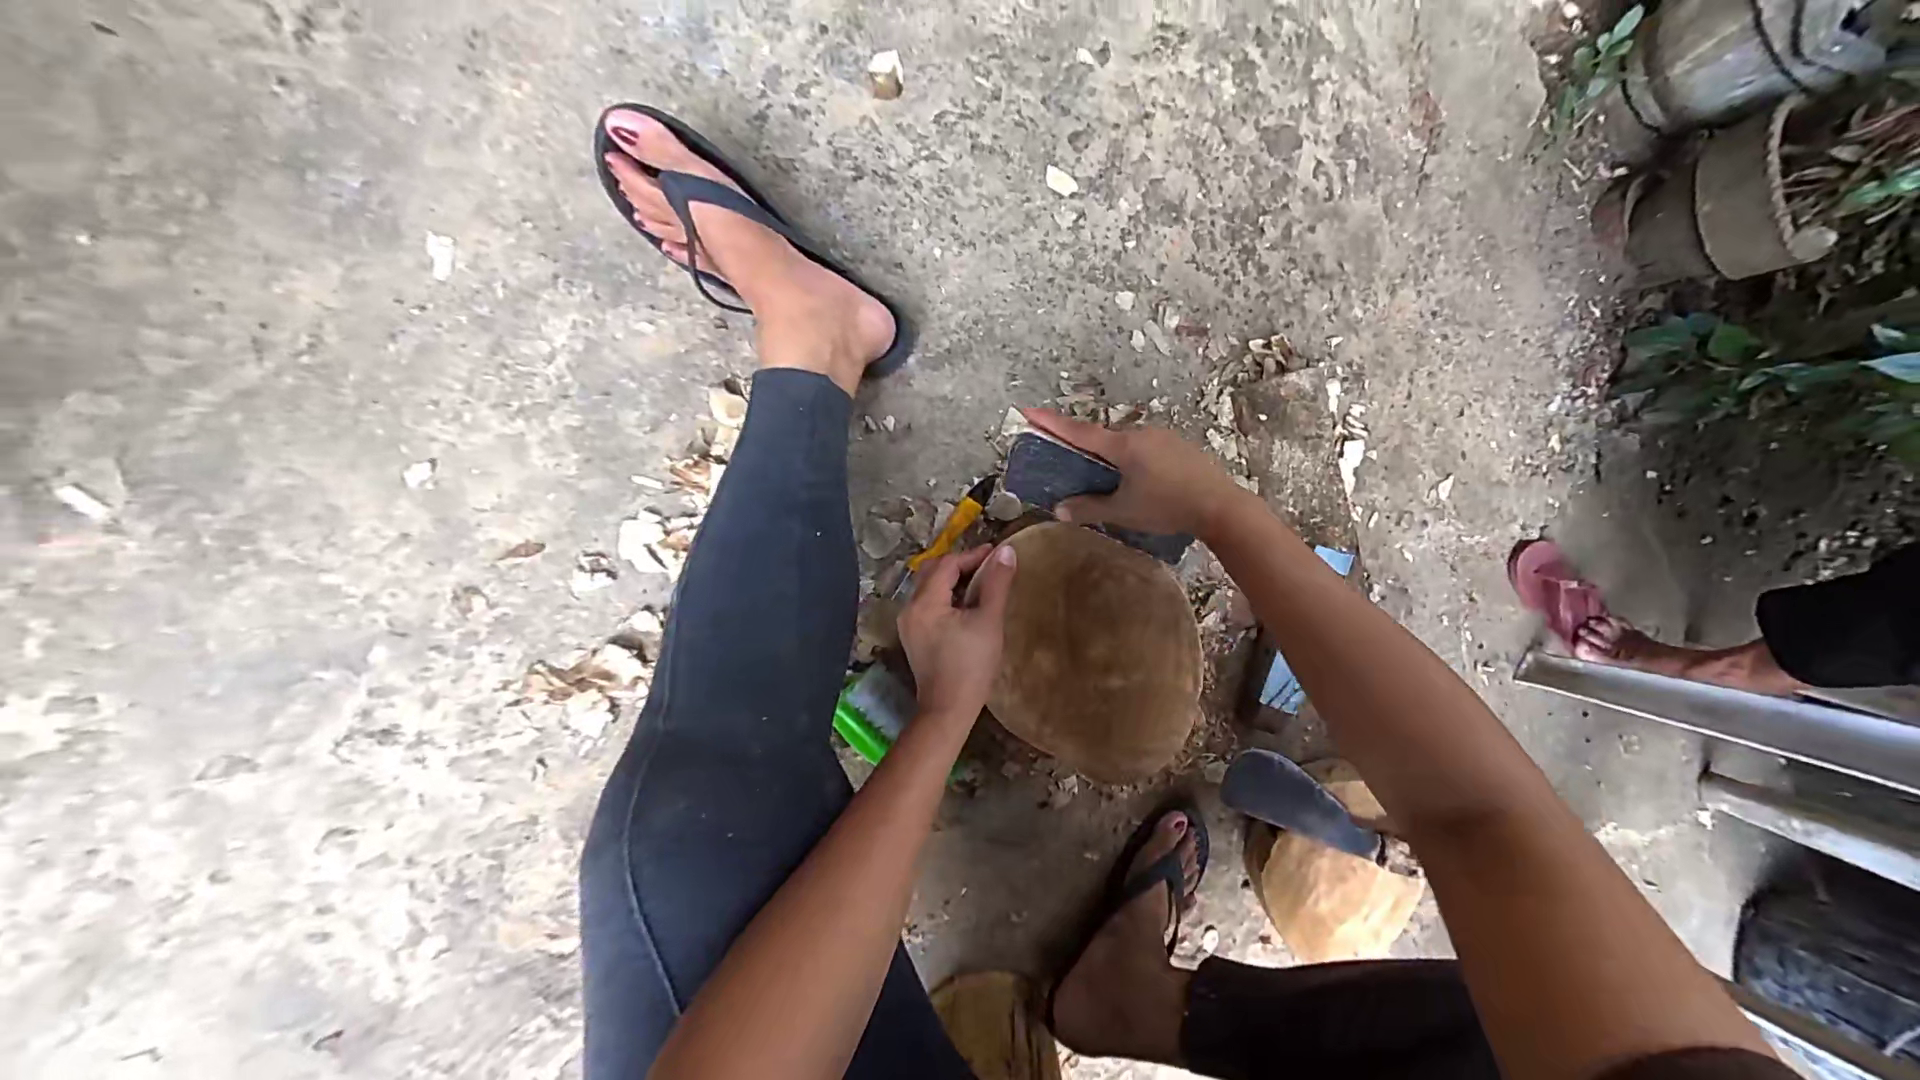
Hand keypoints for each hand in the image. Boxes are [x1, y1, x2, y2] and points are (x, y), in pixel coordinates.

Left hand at [897, 543, 1018, 721]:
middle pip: (932, 571)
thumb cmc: (971, 666)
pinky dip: (945, 596)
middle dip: (960, 564)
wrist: (948, 710)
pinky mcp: (913, 637)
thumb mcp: (988, 621)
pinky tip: (965, 604)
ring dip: (952, 579)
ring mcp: (908, 624)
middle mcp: (909, 608)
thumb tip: (1006, 551)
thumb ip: (996, 583)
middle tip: (988, 565)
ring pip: (928, 587)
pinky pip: (927, 604)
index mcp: (925, 602)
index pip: (947, 564)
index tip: (997, 554)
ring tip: (980, 582)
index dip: (973, 555)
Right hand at [1022, 408, 1251, 537]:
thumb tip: (1059, 510)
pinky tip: (1138, 480)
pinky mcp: (1179, 447)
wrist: (1221, 506)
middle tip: (1067, 458)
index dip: (1051, 423)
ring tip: (1107, 479)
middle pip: (1103, 437)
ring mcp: (1163, 437)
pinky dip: (1132, 460)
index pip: (1078, 432)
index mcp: (1123, 445)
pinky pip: (1145, 448)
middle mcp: (1141, 433)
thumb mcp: (1123, 511)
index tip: (1028, 411)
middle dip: (1083, 446)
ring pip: (1126, 443)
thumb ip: (1089, 508)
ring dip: (1111, 456)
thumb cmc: (1167, 506)